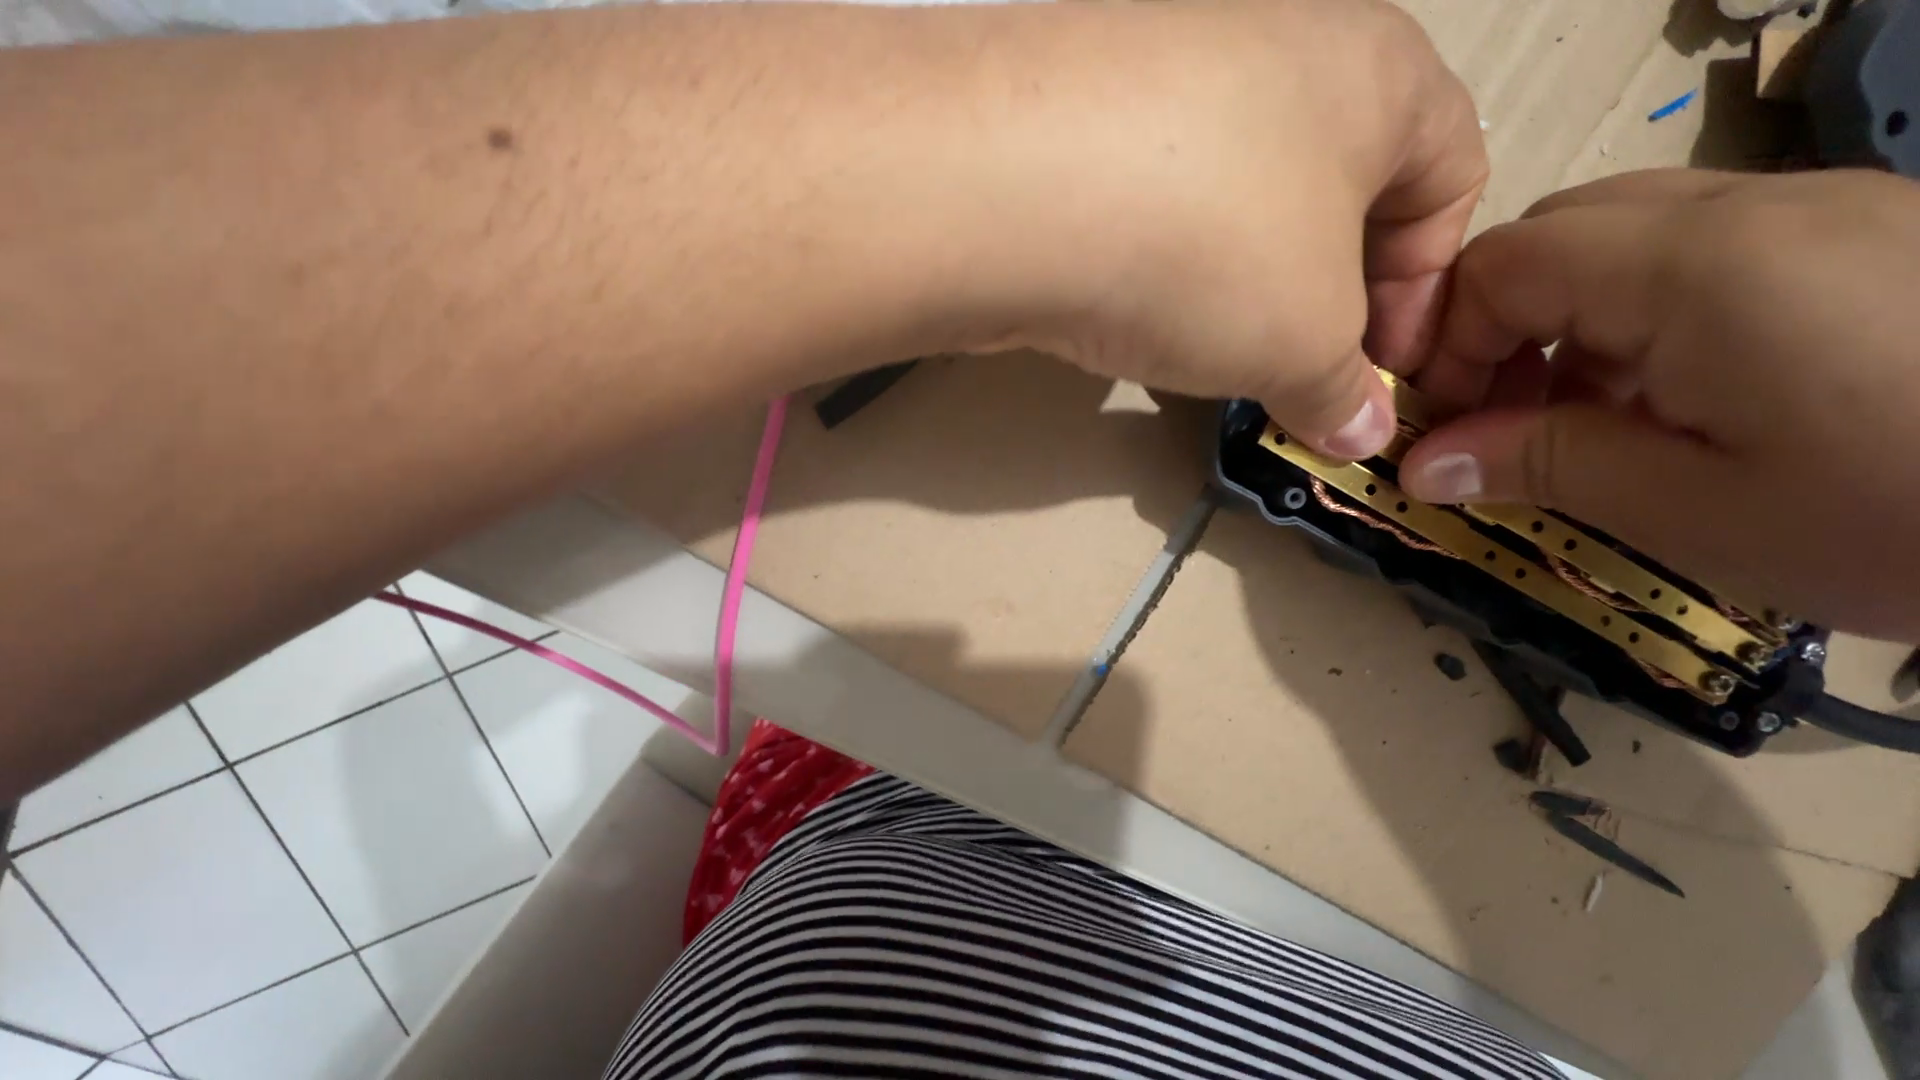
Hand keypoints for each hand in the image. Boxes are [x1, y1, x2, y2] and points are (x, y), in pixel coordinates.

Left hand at [952, 0, 1484, 458]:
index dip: (1429, 292)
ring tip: (1201, 348)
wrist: (1006, 189)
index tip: (1380, 373)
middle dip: (1322, 292)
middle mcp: (1275, 45)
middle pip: (1332, 189)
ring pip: (1232, 198)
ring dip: (1232, 283)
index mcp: (1376, 71)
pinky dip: (1153, 260)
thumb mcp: (1303, 342)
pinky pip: (1148, 198)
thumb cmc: (1211, 249)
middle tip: (1290, 371)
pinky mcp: (1076, 115)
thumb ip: (1340, 391)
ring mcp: (1164, 70)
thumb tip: (1358, 434)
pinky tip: (1124, 308)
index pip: (1450, 179)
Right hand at [1397, 169, 1919, 641]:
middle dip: (1501, 323)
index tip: (1442, 427)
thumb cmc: (1911, 515)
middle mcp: (1754, 209)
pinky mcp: (1875, 234)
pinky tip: (1688, 398)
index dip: (1445, 343)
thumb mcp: (1694, 508)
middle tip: (1504, 416)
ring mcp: (1825, 211)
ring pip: (1631, 235)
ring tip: (1593, 418)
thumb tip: (1423, 466)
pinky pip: (1711, 250)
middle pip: (1560, 230)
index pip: (1502, 263)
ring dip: (1572, 322)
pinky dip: (1651, 317)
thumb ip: (1542, 466)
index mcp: (1696, 267)